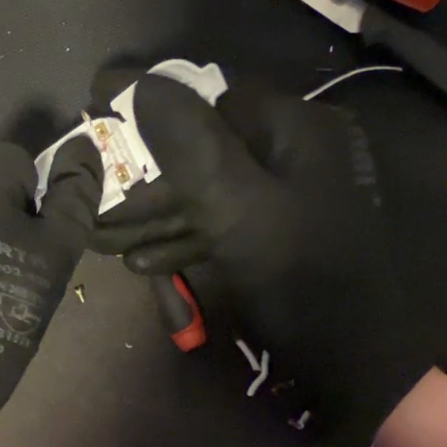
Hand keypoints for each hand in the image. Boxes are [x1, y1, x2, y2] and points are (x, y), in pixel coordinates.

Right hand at [90, 72, 436, 446]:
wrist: (350, 364)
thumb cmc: (296, 280)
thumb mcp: (236, 208)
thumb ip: (189, 144)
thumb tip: (133, 82)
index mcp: (296, 131)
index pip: (213, 102)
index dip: (154, 113)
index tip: (104, 128)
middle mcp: (296, 155)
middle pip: (206, 153)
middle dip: (146, 183)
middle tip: (96, 203)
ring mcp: (290, 202)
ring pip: (209, 196)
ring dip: (156, 218)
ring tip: (104, 238)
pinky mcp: (280, 242)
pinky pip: (223, 228)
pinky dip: (183, 242)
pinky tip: (143, 263)